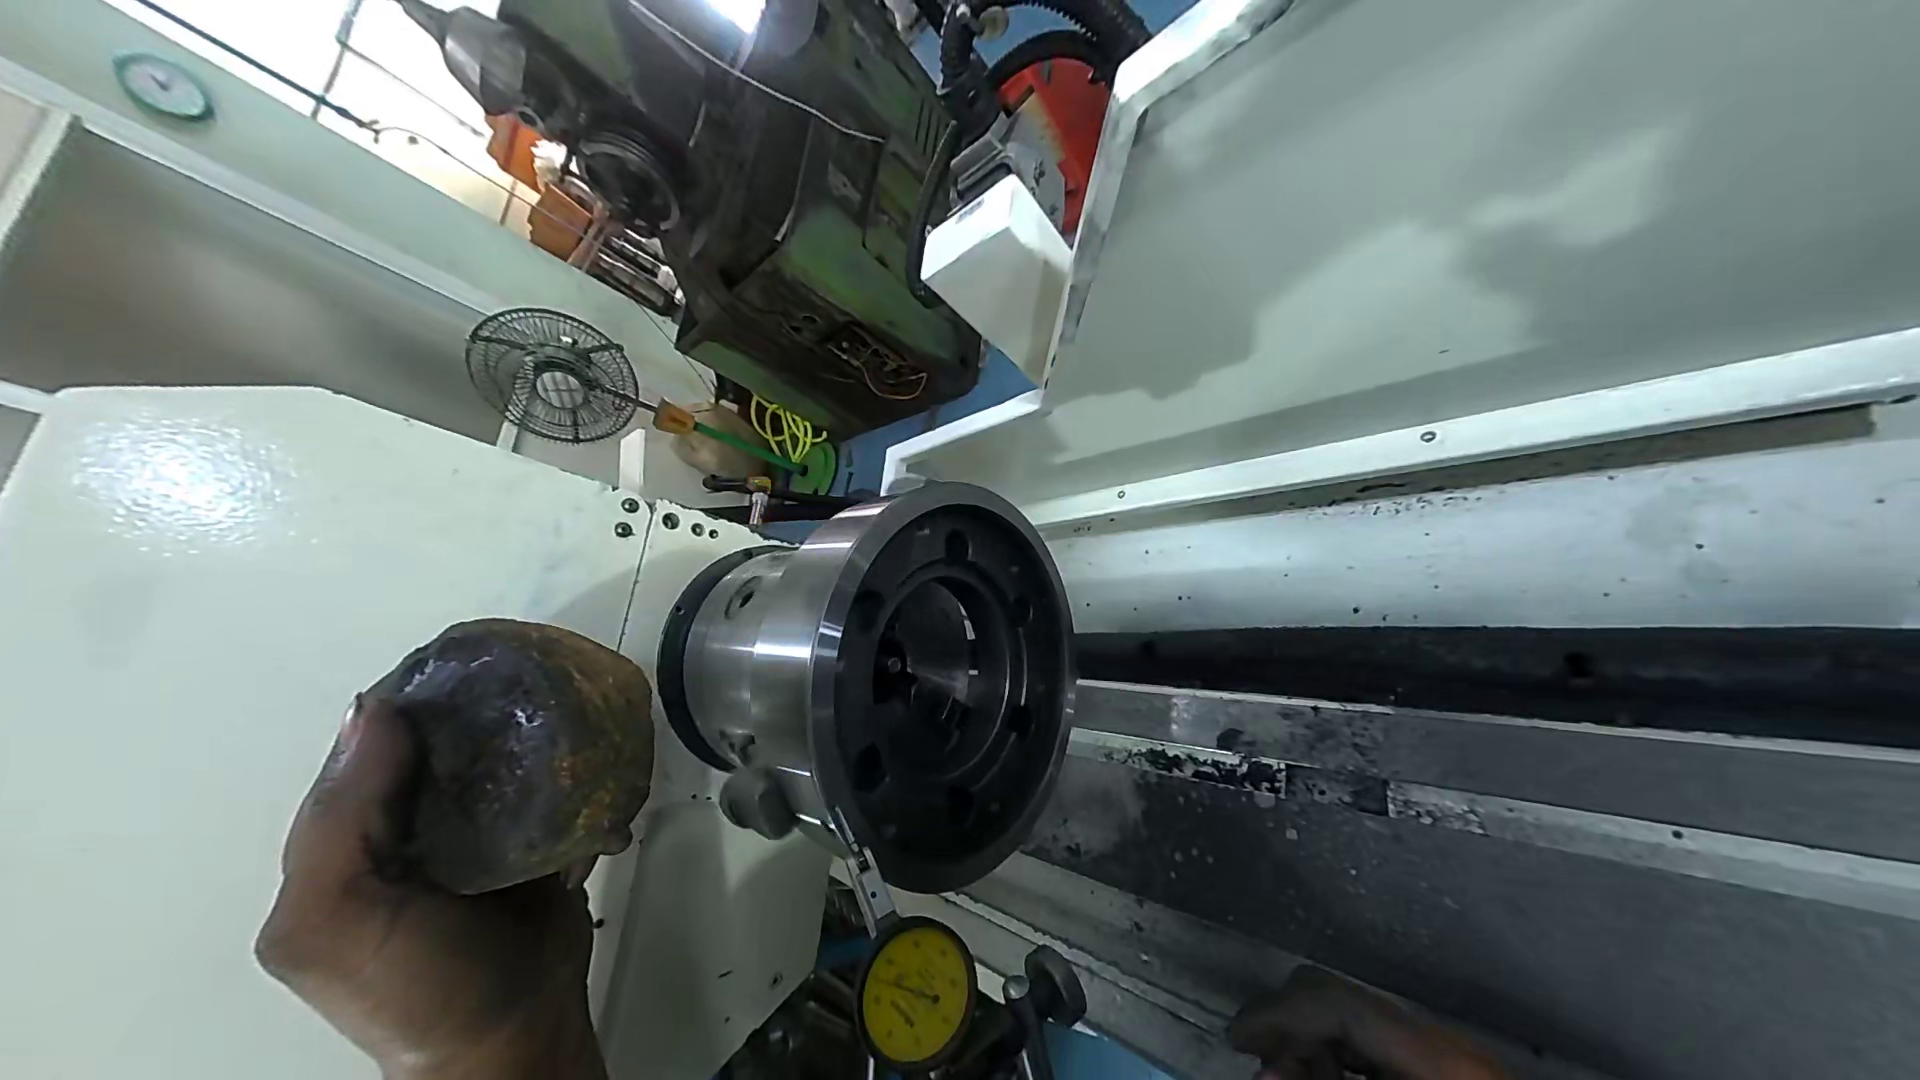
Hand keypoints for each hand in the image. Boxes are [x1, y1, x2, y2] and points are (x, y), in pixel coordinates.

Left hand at [255, 697, 612, 1079]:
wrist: (512, 1035)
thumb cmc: (414, 984)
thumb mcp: (334, 919)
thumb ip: (339, 821)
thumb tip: (374, 706)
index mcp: (362, 834)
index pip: (382, 744)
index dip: (420, 697)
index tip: (476, 657)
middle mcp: (424, 823)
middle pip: (460, 744)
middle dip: (498, 708)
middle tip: (545, 677)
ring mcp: (491, 831)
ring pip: (518, 761)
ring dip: (551, 738)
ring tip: (587, 711)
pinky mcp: (547, 839)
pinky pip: (565, 792)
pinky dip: (586, 780)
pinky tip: (606, 770)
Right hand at [1229, 966, 1507, 1079]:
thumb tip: (1264, 1072)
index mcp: (1430, 1052)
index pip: (1334, 1000)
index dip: (1276, 1012)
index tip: (1235, 1038)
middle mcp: (1435, 1039)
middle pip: (1336, 999)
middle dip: (1288, 1027)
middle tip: (1261, 1069)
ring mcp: (1443, 1055)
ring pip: (1350, 1021)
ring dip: (1310, 1048)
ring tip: (1286, 1079)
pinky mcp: (1444, 1071)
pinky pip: (1372, 1049)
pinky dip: (1339, 1064)